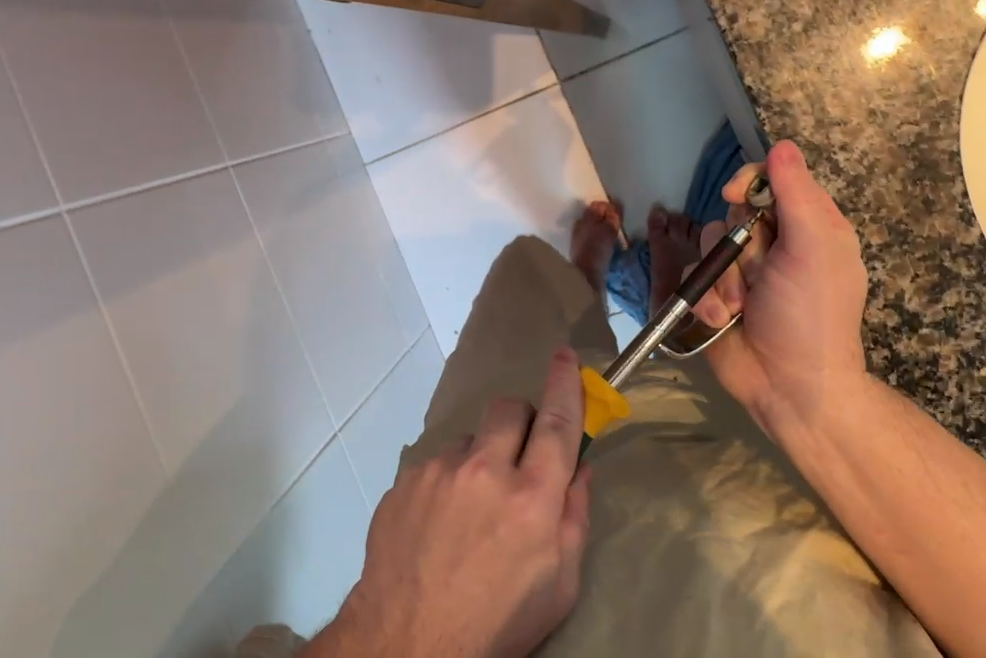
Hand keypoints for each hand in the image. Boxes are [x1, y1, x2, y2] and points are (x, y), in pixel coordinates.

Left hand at [312, 346, 592, 657]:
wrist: (407, 641)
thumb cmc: (496, 621)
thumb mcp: (559, 586)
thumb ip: (574, 519)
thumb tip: (579, 470)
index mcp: (532, 498)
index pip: (557, 423)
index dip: (565, 383)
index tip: (565, 355)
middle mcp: (485, 471)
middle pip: (509, 409)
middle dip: (521, 420)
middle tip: (519, 454)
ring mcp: (439, 471)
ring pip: (470, 438)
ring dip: (480, 458)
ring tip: (471, 509)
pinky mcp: (406, 480)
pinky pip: (437, 462)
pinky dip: (447, 481)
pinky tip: (440, 522)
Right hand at [691, 140, 869, 435]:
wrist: (788, 387)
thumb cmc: (811, 316)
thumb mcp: (814, 250)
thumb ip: (796, 196)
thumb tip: (782, 145)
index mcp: (811, 227)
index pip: (772, 180)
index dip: (749, 182)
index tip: (734, 195)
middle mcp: (776, 244)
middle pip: (734, 212)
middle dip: (738, 246)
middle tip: (757, 274)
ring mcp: (743, 271)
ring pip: (710, 244)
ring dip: (722, 281)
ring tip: (739, 309)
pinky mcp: (716, 295)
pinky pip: (695, 277)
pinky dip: (707, 301)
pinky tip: (724, 322)